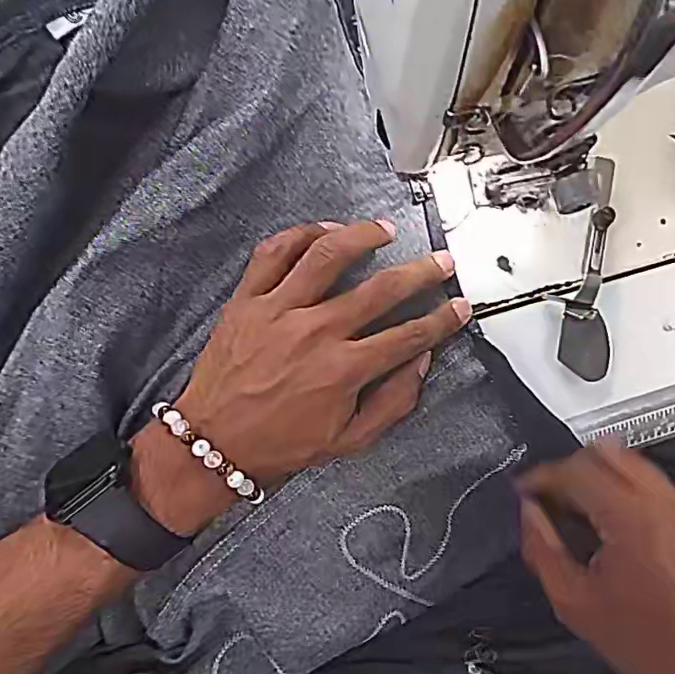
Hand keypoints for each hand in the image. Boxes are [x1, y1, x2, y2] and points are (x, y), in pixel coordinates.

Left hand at [128, 219, 470, 534]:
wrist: (216, 442)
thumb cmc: (279, 443)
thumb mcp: (348, 441)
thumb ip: (392, 403)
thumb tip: (419, 364)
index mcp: (343, 370)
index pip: (408, 334)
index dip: (442, 320)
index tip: (457, 308)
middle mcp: (315, 333)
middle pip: (381, 289)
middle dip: (421, 273)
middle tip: (439, 263)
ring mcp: (279, 311)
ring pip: (328, 256)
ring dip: (363, 237)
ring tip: (384, 231)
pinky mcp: (248, 301)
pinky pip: (275, 253)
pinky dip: (302, 235)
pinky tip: (323, 232)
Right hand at [518, 444, 674, 673]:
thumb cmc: (650, 651)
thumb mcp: (573, 602)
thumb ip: (542, 547)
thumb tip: (529, 514)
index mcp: (633, 521)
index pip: (577, 470)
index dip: (541, 476)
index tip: (525, 490)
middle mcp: (666, 507)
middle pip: (606, 453)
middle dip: (569, 469)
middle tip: (548, 495)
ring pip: (632, 463)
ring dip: (598, 475)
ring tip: (576, 509)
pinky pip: (655, 486)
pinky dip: (625, 490)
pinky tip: (609, 523)